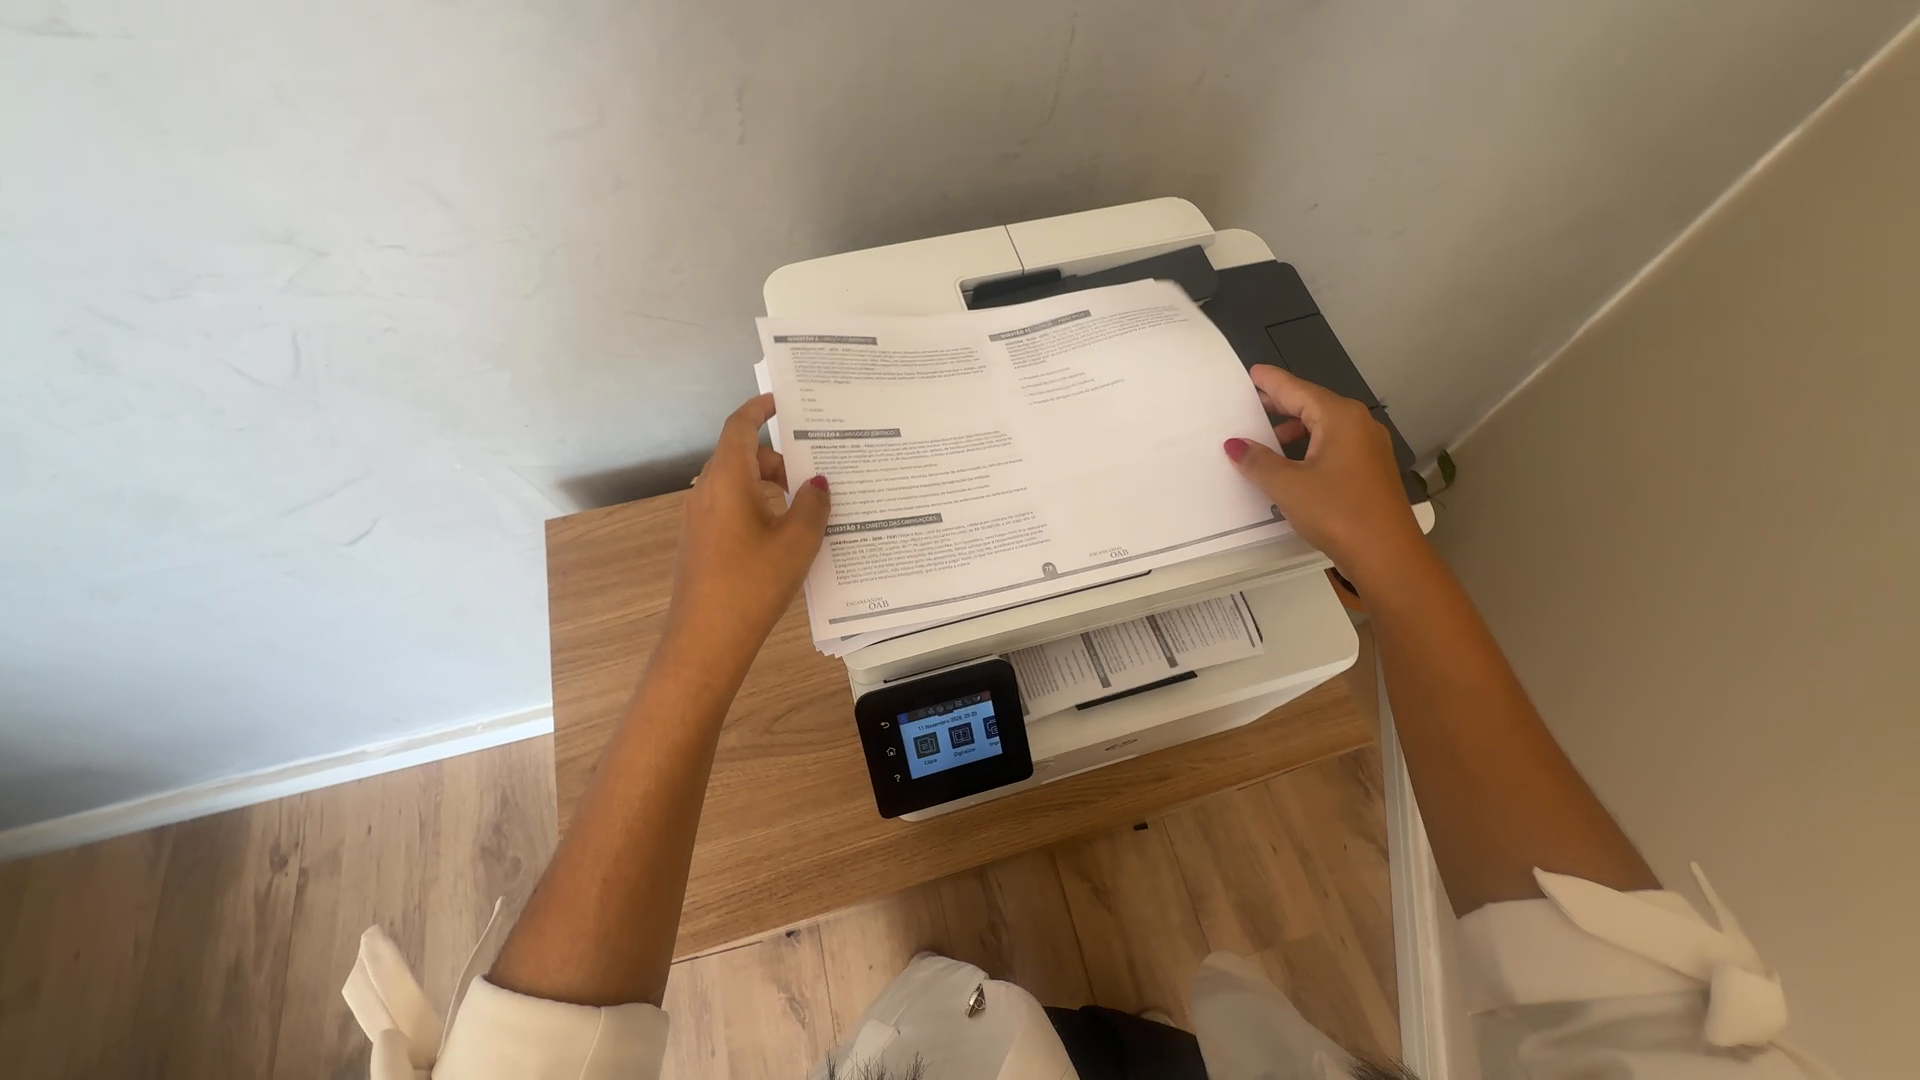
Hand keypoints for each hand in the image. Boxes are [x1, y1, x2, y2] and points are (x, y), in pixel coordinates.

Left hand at [666, 394, 830, 661]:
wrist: (706, 638)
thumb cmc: (754, 582)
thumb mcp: (798, 541)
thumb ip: (813, 504)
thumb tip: (817, 484)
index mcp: (728, 479)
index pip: (740, 427)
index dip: (759, 409)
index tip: (781, 402)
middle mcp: (707, 492)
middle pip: (743, 458)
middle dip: (779, 461)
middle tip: (817, 474)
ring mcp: (699, 519)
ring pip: (738, 486)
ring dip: (771, 488)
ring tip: (808, 508)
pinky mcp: (700, 543)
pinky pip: (732, 510)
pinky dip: (758, 509)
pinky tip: (784, 537)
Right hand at [1223, 365, 1423, 584]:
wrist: (1387, 554)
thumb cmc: (1337, 511)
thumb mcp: (1288, 485)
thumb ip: (1258, 461)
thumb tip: (1235, 444)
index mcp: (1340, 418)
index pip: (1298, 390)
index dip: (1273, 383)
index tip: (1253, 373)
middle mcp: (1359, 425)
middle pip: (1313, 405)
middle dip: (1281, 405)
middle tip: (1251, 404)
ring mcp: (1369, 448)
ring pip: (1324, 427)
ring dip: (1294, 430)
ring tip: (1265, 439)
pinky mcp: (1370, 471)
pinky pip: (1333, 446)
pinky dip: (1309, 448)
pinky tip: (1291, 465)